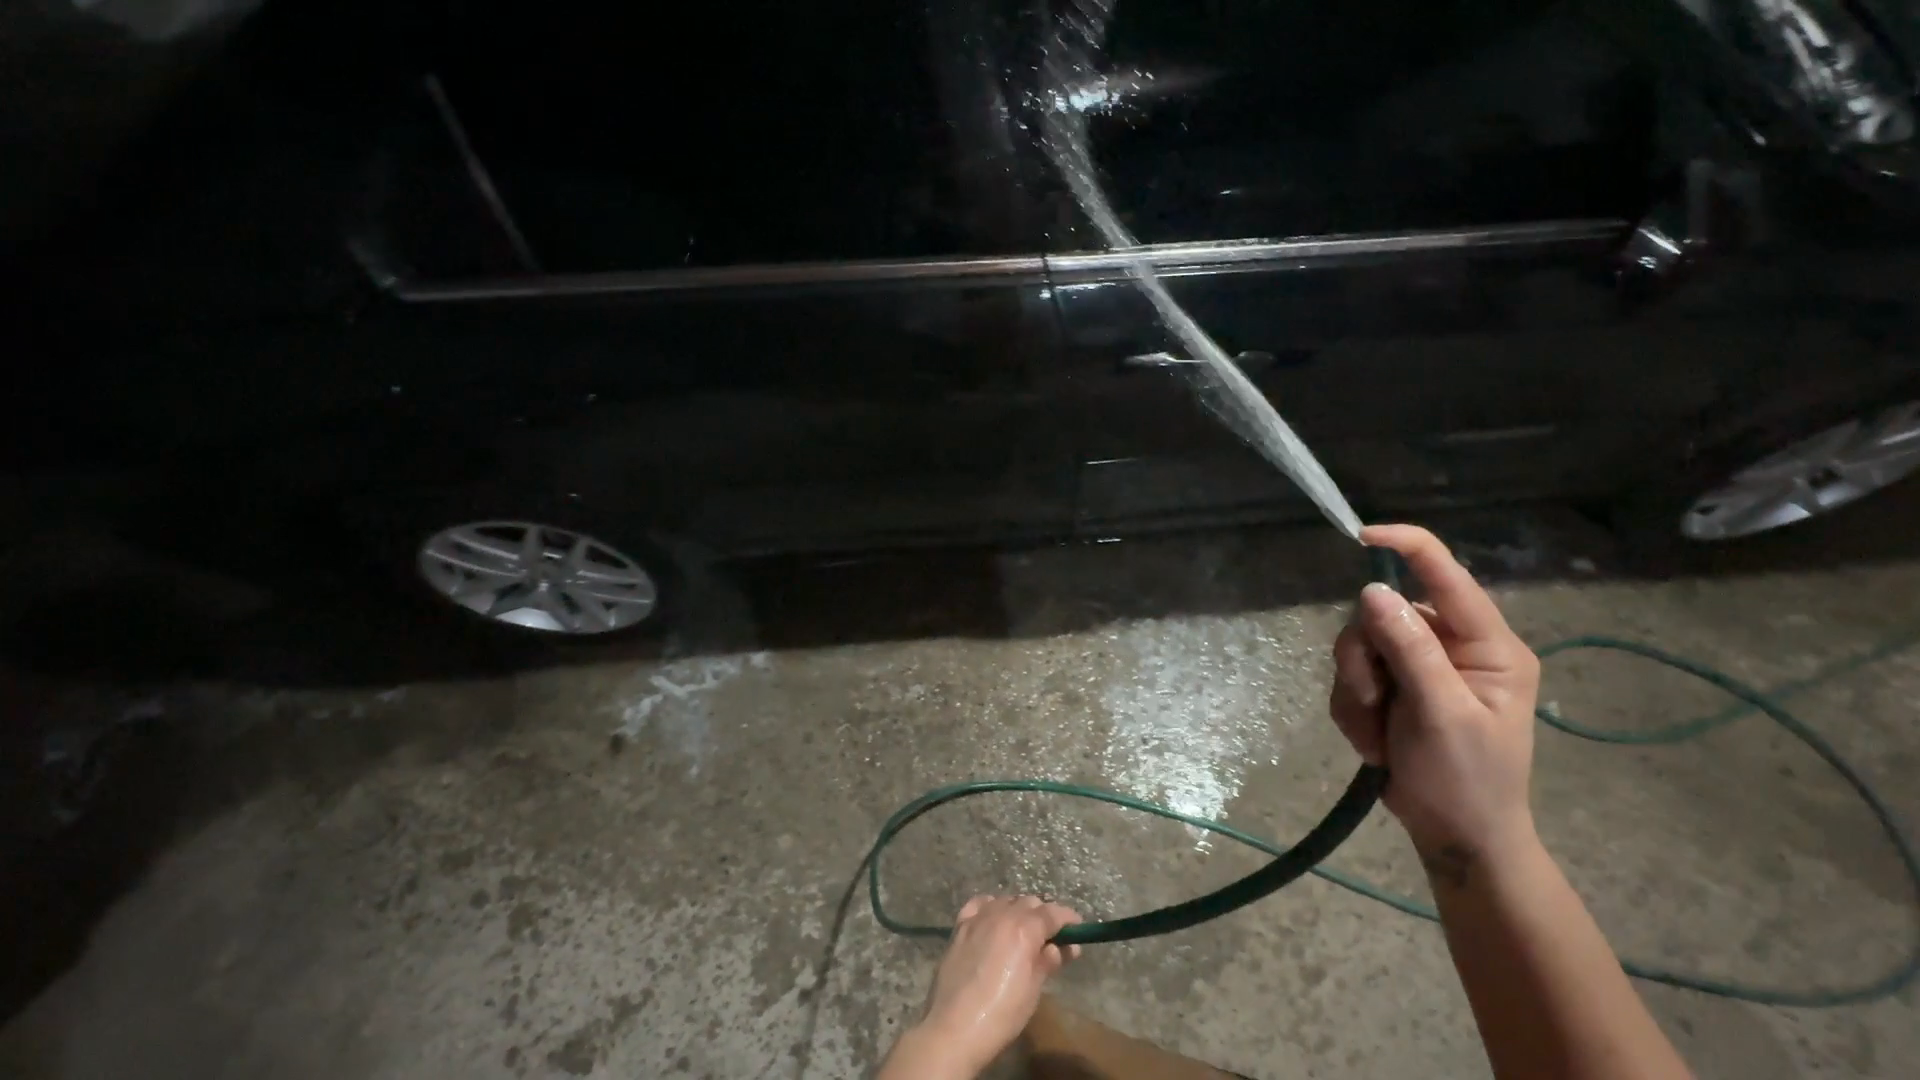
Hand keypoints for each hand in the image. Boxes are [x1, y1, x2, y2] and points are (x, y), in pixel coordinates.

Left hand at [901, 895, 1081, 1075]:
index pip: (1052, 913)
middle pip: (1029, 902)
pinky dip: (991, 908)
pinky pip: (979, 905)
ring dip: (1018, 910)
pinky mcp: (959, 928)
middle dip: (1044, 915)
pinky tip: (994, 921)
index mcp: (1024, 929)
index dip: (1068, 919)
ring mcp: (977, 919)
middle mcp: (1001, 915)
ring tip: (1023, 933)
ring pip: (1005, 900)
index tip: (1077, 929)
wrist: (954, 1028)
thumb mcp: (1033, 990)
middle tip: (1051, 939)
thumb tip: (1064, 948)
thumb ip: (1049, 962)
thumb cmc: (1002, 1014)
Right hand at [1329, 524, 1541, 868]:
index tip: (1363, 537)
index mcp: (1489, 645)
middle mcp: (1455, 647)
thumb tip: (1373, 591)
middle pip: (1384, 615)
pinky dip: (1354, 710)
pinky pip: (1352, 677)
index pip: (1448, 577)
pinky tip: (1374, 743)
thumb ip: (1410, 649)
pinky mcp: (1395, 689)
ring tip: (1375, 735)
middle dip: (1364, 659)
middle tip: (1372, 701)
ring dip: (1356, 691)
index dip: (1408, 548)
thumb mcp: (1441, 714)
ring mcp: (1422, 668)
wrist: (1457, 839)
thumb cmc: (1467, 780)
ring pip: (1359, 647)